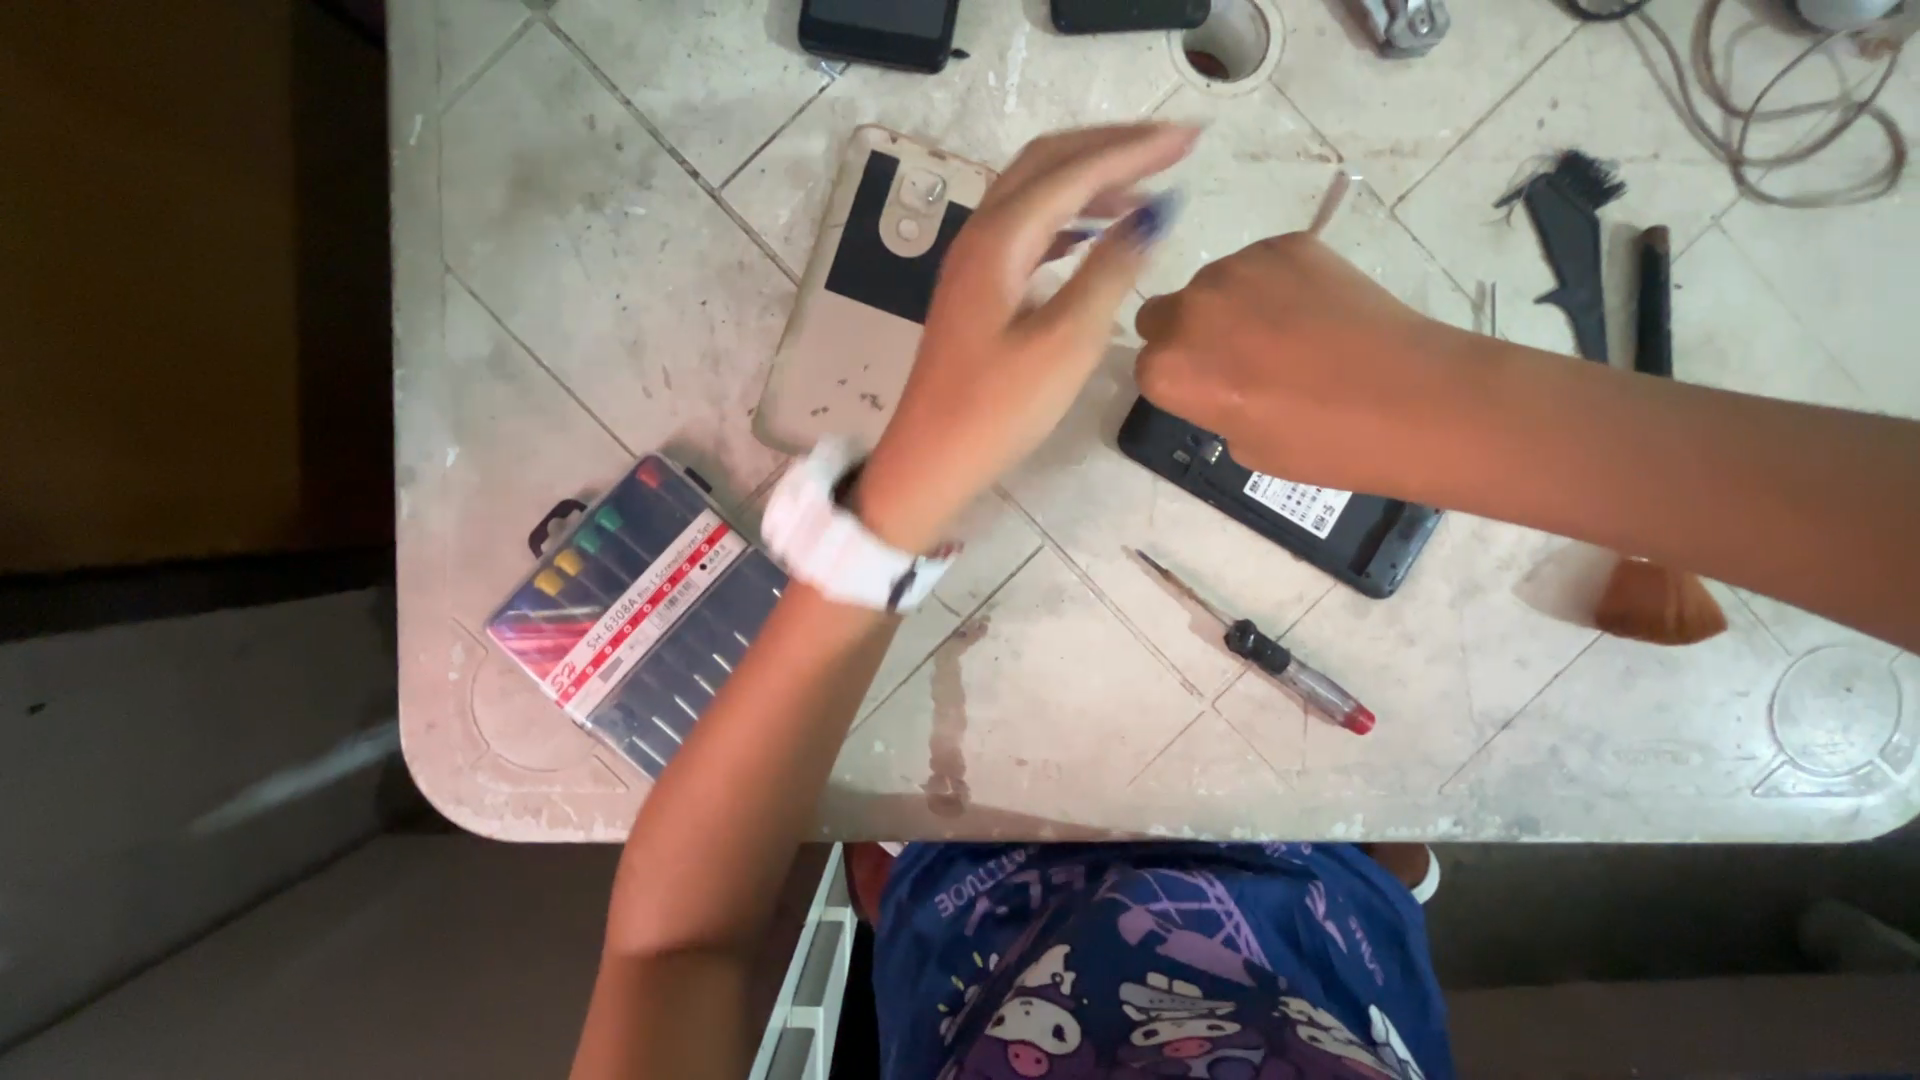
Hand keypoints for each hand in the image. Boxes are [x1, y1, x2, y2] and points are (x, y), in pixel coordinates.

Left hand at [854, 123, 1198, 551]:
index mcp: (1000, 239)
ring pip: (1034, 194)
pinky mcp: (976, 291)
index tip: (1192, 138)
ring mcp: (973, 262)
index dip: (1135, 150)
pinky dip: (1066, 218)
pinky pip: (1026, 230)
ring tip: (1143, 192)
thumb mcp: (1066, 343)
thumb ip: (1110, 271)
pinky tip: (1093, 233)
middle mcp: (981, 235)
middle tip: (1171, 149)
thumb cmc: (998, 410)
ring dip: (1088, 181)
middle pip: (1047, 163)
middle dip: (1110, 147)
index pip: (1075, 171)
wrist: (931, 459)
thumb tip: (1153, 213)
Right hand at [1133, 232, 1466, 494]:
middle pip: (1163, 314)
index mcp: (1169, 368)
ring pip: (1212, 285)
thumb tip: (1221, 377)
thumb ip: (1211, 402)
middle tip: (1238, 358)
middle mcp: (1189, 310)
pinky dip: (1277, 283)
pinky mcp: (1286, 244)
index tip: (1210, 390)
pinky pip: (1260, 263)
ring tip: (1287, 334)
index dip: (1179, 378)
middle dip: (1189, 334)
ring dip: (1232, 305)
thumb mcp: (1241, 445)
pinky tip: (1315, 311)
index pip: (1148, 365)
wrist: (1411, 398)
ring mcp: (1238, 269)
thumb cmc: (1320, 442)